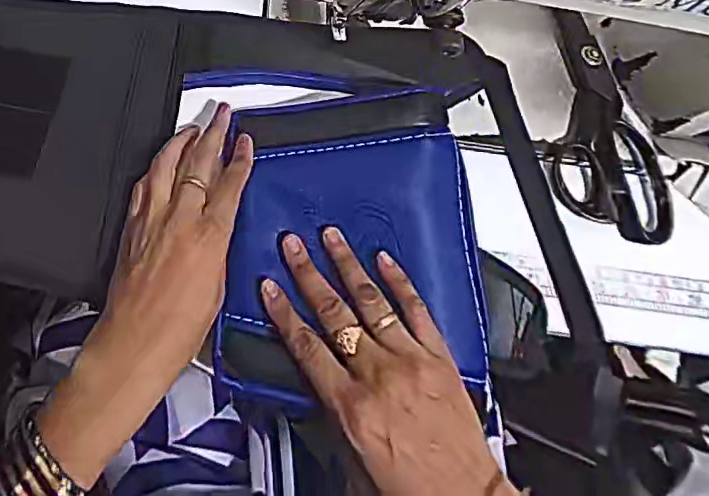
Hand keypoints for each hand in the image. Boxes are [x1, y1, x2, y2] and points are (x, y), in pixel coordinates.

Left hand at [39, 105, 253, 485]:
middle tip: (222, 115)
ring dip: (181, 141)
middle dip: (214, 133)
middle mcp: (180, 221)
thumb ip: (219, 246)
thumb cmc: (179, 332)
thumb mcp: (218, 287)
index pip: (229, 183)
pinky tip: (161, 161)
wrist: (132, 348)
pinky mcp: (131, 227)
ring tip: (192, 127)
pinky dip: (155, 167)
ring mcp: (152, 220)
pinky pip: (144, 185)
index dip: (239, 157)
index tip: (245, 141)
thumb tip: (218, 222)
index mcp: (209, 237)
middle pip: (199, 163)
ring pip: (166, 165)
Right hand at [262, 229, 517, 495]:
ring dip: (347, 264)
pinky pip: (416, 309)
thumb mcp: (357, 458)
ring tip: (331, 237)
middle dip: (308, 274)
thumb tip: (323, 380)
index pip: (307, 347)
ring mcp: (410, 359)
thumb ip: (337, 412)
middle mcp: (379, 376)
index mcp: (353, 408)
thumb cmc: (414, 487)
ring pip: (371, 301)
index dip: (284, 313)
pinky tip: (384, 258)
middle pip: (334, 314)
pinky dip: (399, 280)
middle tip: (293, 245)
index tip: (270, 287)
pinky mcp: (438, 355)